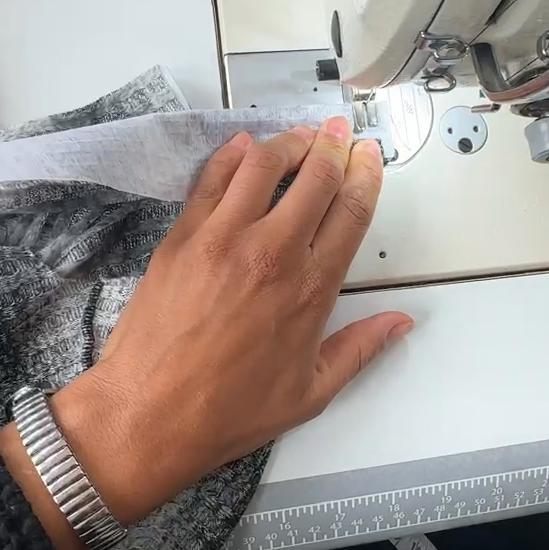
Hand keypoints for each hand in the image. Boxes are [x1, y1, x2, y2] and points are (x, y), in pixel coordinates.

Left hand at [2, 115, 412, 548]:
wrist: (148, 416)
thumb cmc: (230, 411)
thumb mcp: (311, 393)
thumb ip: (360, 349)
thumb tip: (400, 322)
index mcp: (310, 290)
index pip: (351, 212)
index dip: (365, 176)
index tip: (368, 157)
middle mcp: (272, 253)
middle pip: (315, 178)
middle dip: (333, 147)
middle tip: (339, 133)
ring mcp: (223, 239)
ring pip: (263, 165)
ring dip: (288, 141)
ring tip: (299, 136)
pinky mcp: (183, 237)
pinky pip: (212, 180)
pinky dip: (232, 156)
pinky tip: (244, 146)